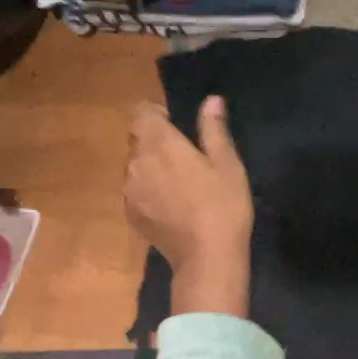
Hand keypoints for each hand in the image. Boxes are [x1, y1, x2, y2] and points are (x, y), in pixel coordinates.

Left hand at [124, 96, 253, 315]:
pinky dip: (149, 192)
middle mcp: (135, 161)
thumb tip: (211, 100)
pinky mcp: (131, 214)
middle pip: (137, 140)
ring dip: (151, 169)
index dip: (157, 115)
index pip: (141, 112)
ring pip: (135, 167)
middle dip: (156, 142)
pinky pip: (135, 191)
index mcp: (159, 142)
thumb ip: (214, 130)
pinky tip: (172, 208)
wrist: (207, 258)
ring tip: (179, 187)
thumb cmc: (224, 206)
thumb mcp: (228, 165)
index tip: (179, 128)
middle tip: (186, 160)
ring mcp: (129, 190)